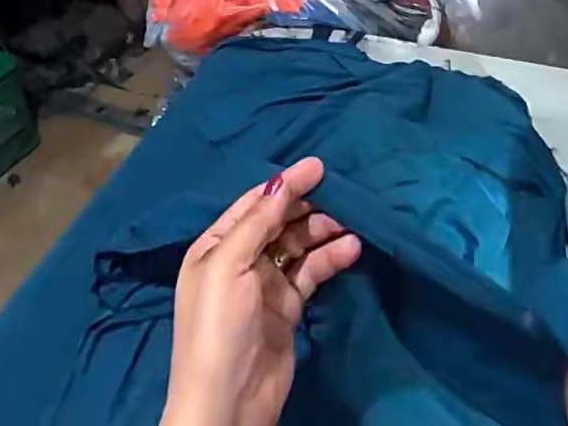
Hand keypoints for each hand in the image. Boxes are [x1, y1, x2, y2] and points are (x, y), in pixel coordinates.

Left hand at [161, 156, 362, 425]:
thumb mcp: (229, 265)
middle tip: (342, 193)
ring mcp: (264, 283)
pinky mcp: (286, 309)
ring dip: (321, 232)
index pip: (255, 202)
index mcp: (216, 242)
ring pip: (296, 246)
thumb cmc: (218, 324)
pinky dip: (328, 260)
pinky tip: (350, 248)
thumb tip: (280, 181)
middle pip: (277, 221)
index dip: (285, 183)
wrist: (227, 404)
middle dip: (306, 205)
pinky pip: (309, 274)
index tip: (318, 166)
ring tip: (351, 222)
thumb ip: (256, 223)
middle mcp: (239, 257)